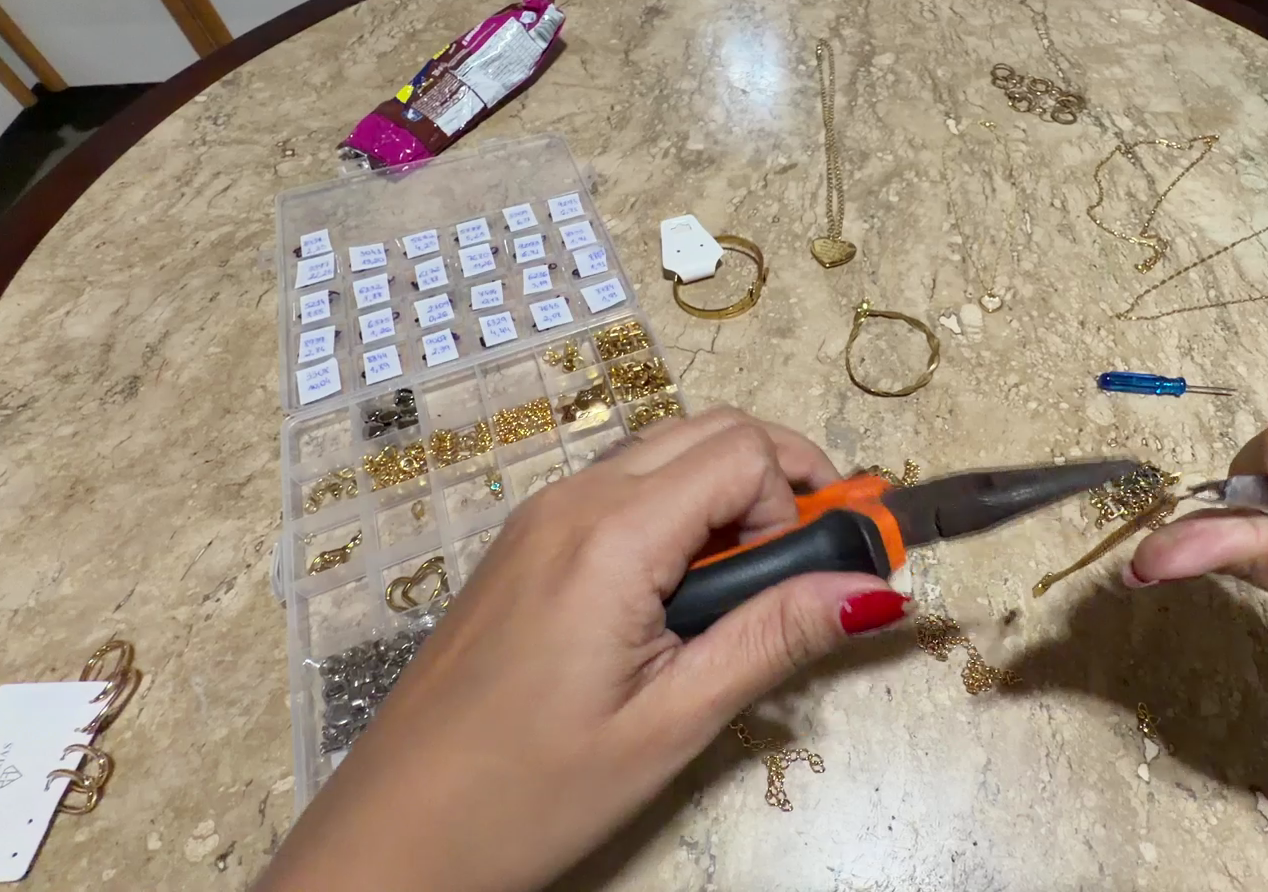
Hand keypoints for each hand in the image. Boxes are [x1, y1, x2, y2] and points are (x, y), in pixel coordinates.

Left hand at [258, 409, 904, 891]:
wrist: (390, 838)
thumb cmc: (533, 792)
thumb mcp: (673, 722)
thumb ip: (776, 637)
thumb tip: (877, 589)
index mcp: (612, 534)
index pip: (740, 451)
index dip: (791, 501)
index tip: (795, 576)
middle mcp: (576, 495)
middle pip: (711, 429)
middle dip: (778, 473)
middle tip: (802, 554)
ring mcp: (545, 509)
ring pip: (669, 447)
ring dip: (728, 487)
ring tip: (745, 574)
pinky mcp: (531, 533)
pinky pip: (629, 481)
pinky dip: (681, 503)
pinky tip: (680, 579)